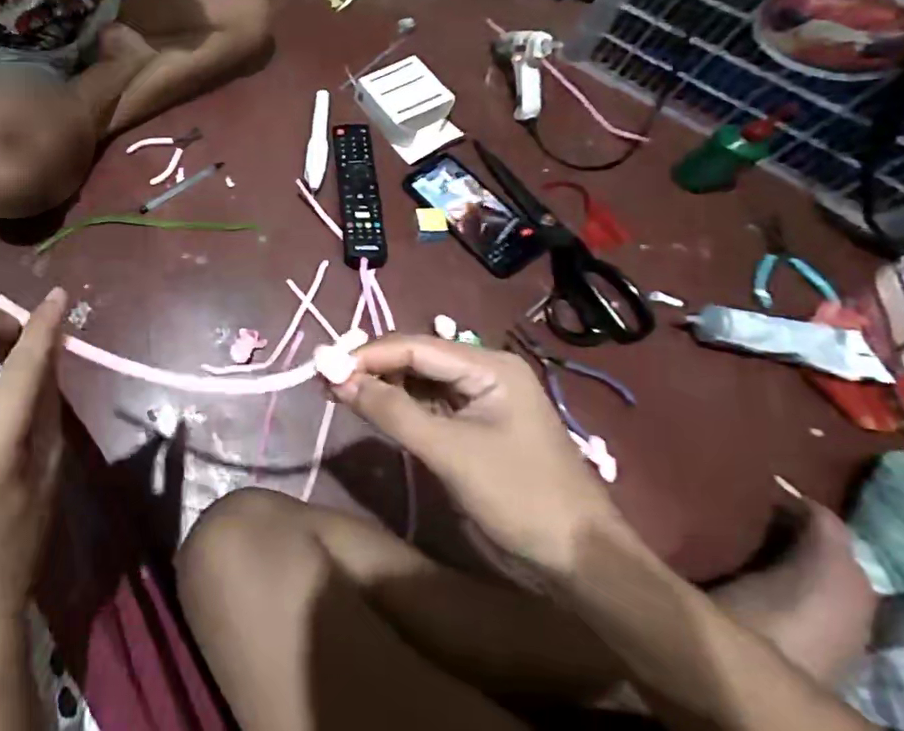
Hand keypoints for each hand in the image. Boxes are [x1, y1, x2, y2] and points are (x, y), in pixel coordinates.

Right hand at [333, 336, 629, 573]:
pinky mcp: (479, 427)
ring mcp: (484, 400)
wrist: (579, 557)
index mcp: (489, 366)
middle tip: (326, 381)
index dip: (368, 354)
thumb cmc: (518, 496)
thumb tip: (339, 379)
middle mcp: (486, 372)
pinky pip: (433, 406)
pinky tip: (374, 411)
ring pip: (423, 382)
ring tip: (340, 394)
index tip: (324, 365)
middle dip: (373, 368)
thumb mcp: (450, 452)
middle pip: (419, 359)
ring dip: (384, 387)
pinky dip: (402, 408)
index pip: (417, 346)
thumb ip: (393, 412)